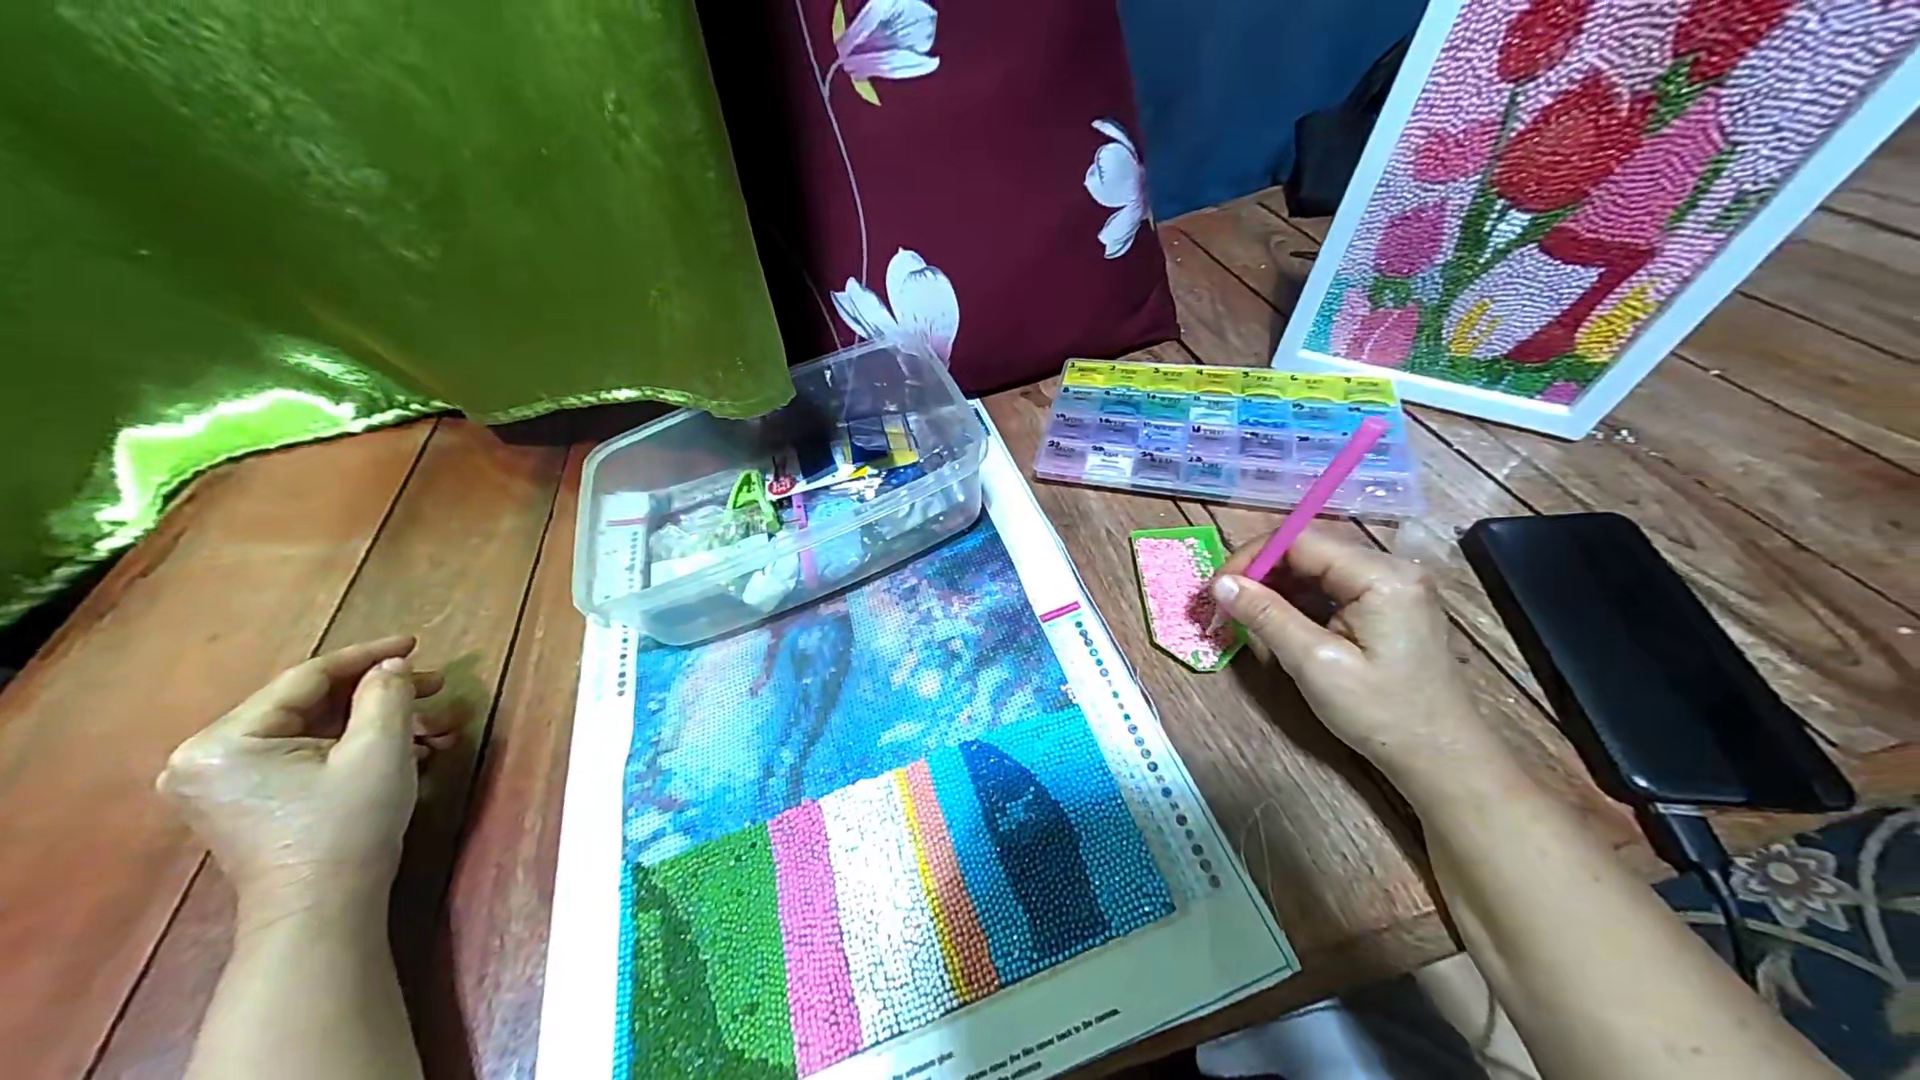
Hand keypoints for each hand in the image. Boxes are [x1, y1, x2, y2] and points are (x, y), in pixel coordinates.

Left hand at [157, 637, 453, 926]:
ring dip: (379, 723)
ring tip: (436, 727)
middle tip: (436, 686)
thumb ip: (386, 695)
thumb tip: (393, 665)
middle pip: (312, 705)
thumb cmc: (347, 825)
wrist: (324, 910)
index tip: (416, 644)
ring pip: (316, 730)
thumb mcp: (379, 751)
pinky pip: (307, 755)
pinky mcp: (248, 801)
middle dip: (381, 695)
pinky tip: (409, 750)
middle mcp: (209, 757)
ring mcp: (224, 783)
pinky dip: (357, 747)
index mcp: (224, 742)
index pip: (307, 679)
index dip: (368, 656)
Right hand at [1210, 526, 1494, 782]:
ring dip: (1276, 586)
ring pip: (1316, 567)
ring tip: (1245, 614)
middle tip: (1226, 604)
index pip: (1300, 540)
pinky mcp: (1388, 604)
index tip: (1217, 589)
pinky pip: (1331, 586)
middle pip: (1308, 549)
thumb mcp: (1314, 663)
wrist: (1441, 757)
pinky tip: (1279, 621)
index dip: (1251, 558)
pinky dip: (1298, 599)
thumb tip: (1220, 583)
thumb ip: (1266, 615)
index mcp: (1381, 575)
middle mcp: (1391, 568)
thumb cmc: (1380, 712)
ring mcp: (1393, 585)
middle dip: (1261, 572)